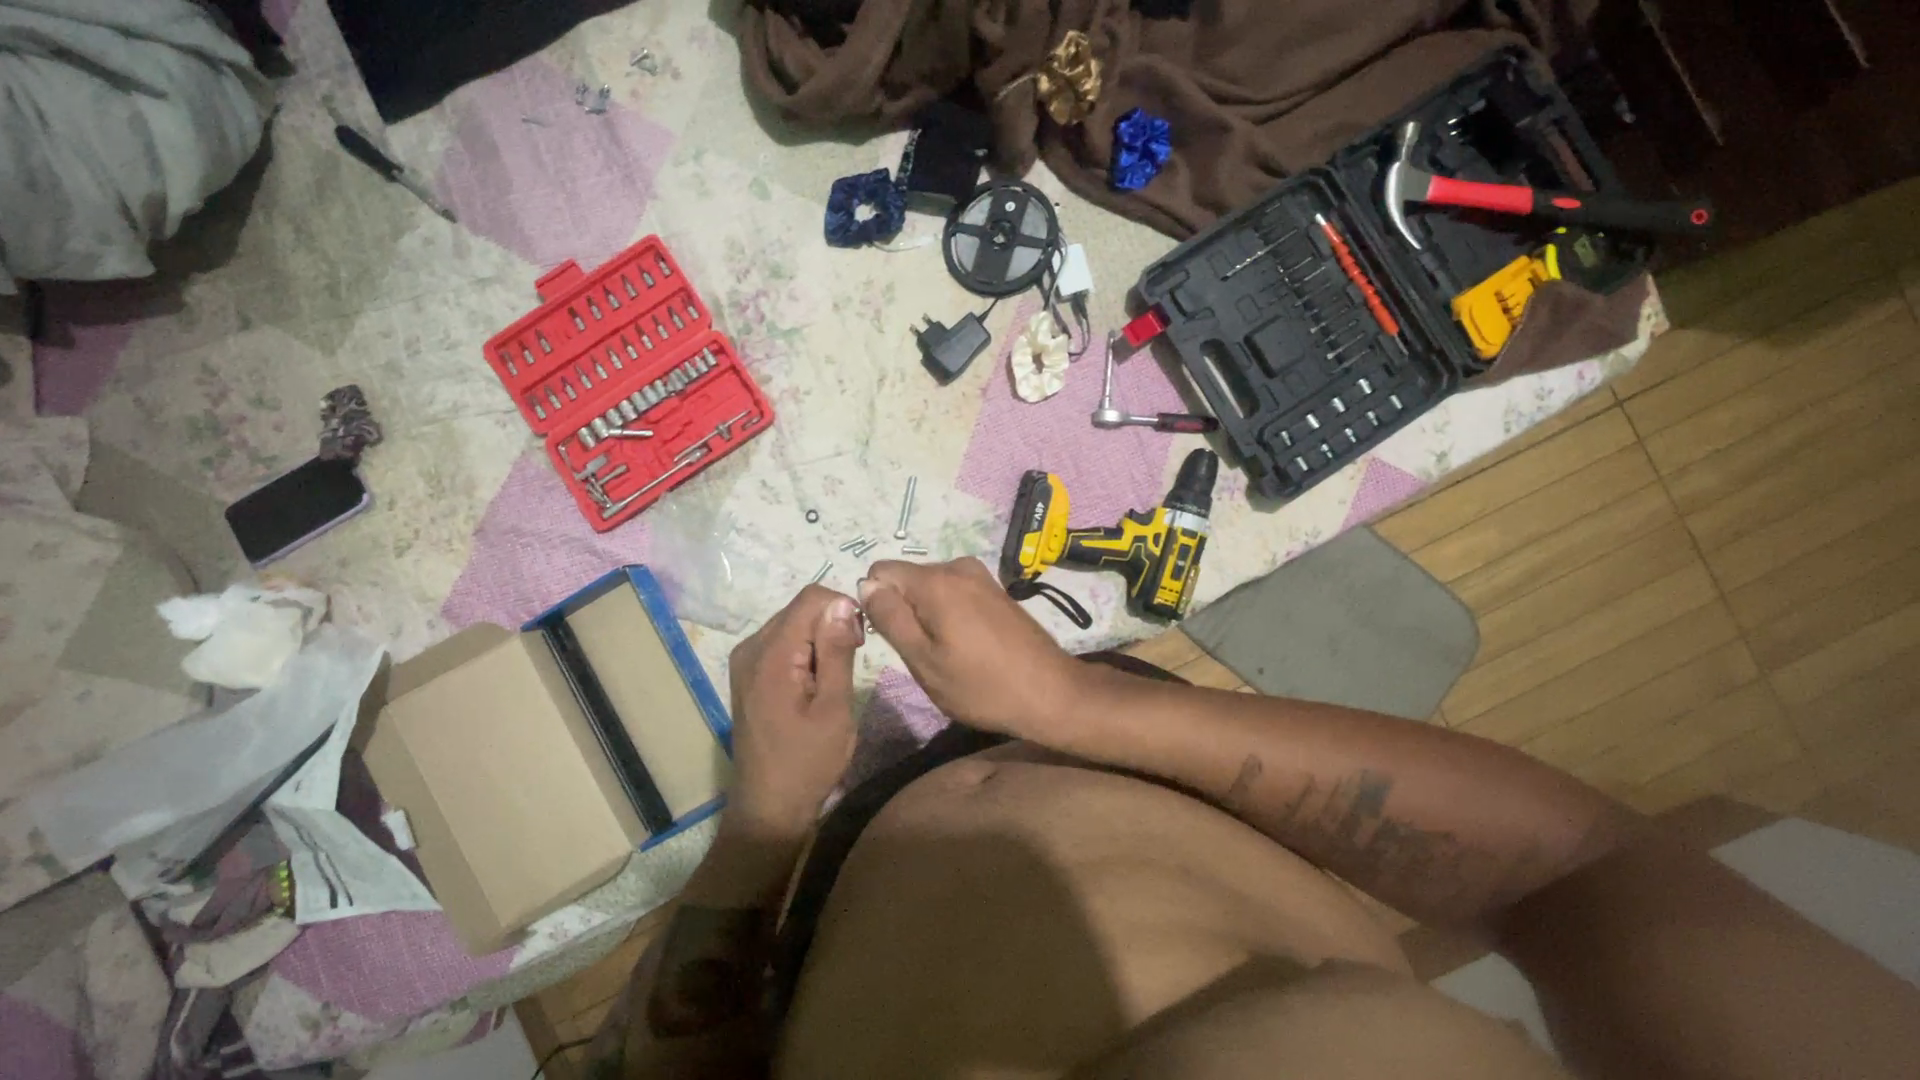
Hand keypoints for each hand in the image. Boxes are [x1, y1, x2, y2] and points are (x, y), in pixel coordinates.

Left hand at [724, 584, 863, 842]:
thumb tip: (843, 603)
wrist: (769, 807)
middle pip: (800, 609)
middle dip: (831, 625)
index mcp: (771, 654)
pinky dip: (804, 653)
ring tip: (832, 681)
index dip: (843, 610)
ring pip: (792, 624)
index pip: (812, 598)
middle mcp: (750, 648)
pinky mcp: (747, 674)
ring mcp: (745, 661)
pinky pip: (782, 643)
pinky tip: (813, 686)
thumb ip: (837, 652)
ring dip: (819, 641)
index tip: (859, 645)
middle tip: (849, 666)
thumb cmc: (808, 762)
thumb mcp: (834, 708)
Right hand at [858, 558, 1084, 738]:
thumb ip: (891, 619)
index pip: (880, 572)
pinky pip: (954, 594)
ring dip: (929, 617)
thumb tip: (865, 585)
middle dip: (904, 611)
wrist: (1051, 693)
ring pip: (931, 589)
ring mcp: (981, 577)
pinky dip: (951, 616)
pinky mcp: (996, 591)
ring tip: (949, 655)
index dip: (877, 605)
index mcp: (935, 581)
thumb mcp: (924, 661)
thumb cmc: (981, 686)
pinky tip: (969, 648)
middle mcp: (957, 567)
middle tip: (924, 655)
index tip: (895, 640)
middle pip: (907, 579)